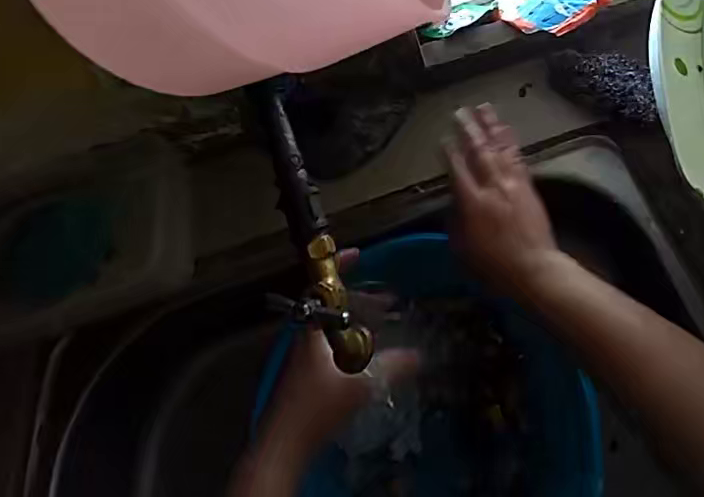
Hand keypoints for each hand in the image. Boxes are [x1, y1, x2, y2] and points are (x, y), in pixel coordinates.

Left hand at [245, 250, 420, 485]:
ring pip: (331, 326)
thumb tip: (422, 356)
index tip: (360, 254)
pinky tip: (366, 354)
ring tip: (381, 322)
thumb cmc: (317, 407)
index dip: (339, 266)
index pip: (323, 285)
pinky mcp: (304, 378)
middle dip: (360, 297)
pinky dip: (349, 338)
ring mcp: (302, 359)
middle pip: (331, 305)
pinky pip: (329, 344)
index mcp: (313, 328)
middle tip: (387, 298)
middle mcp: (305, 337)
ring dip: (356, 319)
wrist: (281, 450)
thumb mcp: (362, 383)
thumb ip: (394, 366)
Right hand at [444, 103, 565, 298]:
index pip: (457, 169)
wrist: (534, 268)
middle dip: (468, 129)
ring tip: (483, 108)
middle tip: (460, 111)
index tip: (443, 138)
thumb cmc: (494, 266)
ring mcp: (513, 183)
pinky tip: (505, 129)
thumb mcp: (463, 248)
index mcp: (473, 203)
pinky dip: (509, 141)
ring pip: (499, 148)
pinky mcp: (528, 184)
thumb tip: (453, 199)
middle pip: (478, 151)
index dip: (449, 152)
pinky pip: (516, 156)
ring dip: (490, 126)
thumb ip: (455, 219)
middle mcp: (492, 186)